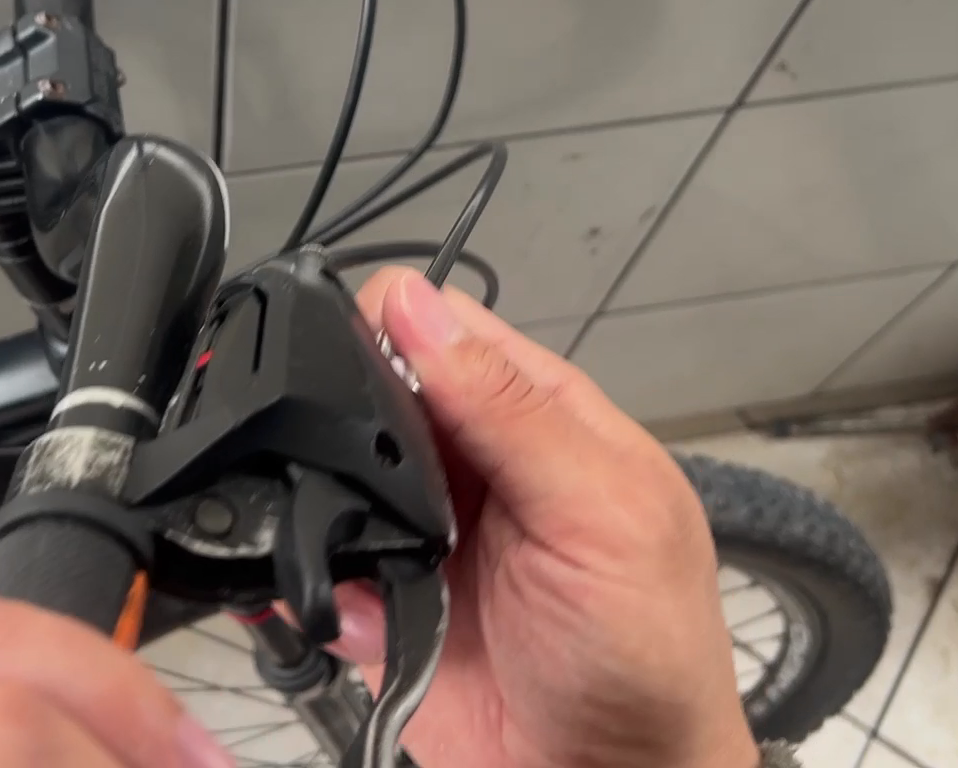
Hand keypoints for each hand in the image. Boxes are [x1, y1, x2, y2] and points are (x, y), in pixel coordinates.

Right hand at [337, 268, 757, 767]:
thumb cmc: (640, 653)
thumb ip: (507, 408)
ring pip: (332, 458)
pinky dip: (316, 565)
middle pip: (373, 382)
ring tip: (360, 546)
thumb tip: (412, 304)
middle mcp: (466, 449)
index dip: (390, 324)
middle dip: (341, 410)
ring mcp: (418, 513)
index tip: (356, 364)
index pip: (440, 320)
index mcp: (529, 407)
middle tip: (357, 471)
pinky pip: (318, 542)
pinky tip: (354, 602)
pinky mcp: (378, 575)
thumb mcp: (598, 512)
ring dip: (321, 492)